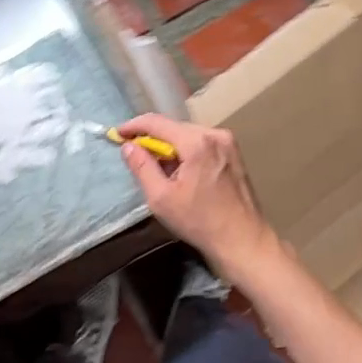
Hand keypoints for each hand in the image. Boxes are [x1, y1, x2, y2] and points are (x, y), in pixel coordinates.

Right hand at [114, 114, 285, 278]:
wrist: (243, 240)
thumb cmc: (200, 222)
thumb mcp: (161, 198)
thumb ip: (141, 167)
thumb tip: (128, 146)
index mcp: (197, 142)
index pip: (157, 122)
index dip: (133, 126)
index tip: (117, 134)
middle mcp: (215, 134)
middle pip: (174, 127)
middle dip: (153, 139)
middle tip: (136, 156)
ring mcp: (228, 142)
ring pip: (188, 135)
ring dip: (171, 147)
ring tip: (160, 170)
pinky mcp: (234, 153)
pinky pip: (202, 143)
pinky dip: (187, 152)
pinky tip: (182, 173)